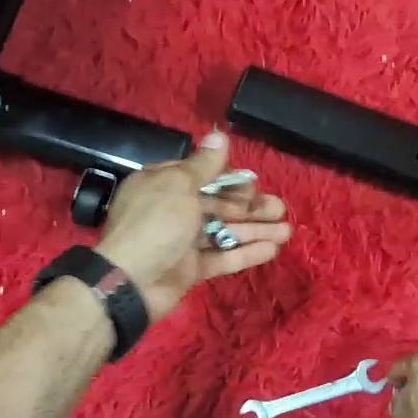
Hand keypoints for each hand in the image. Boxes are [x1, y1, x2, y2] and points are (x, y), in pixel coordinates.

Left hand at [93, 130, 291, 319]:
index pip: (200, 176)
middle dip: (249, 206)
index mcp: (162, 185)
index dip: (228, 178)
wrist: (131, 282)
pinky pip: (222, 258)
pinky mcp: (191, 270)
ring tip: (286, 230)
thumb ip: (204, 165)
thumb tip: (219, 136)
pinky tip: (272, 249)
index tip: (254, 182)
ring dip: (254, 229)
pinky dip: (246, 253)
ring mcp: (182, 242)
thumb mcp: (179, 186)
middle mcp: (172, 211)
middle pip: (217, 204)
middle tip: (279, 208)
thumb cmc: (155, 224)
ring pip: (224, 231)